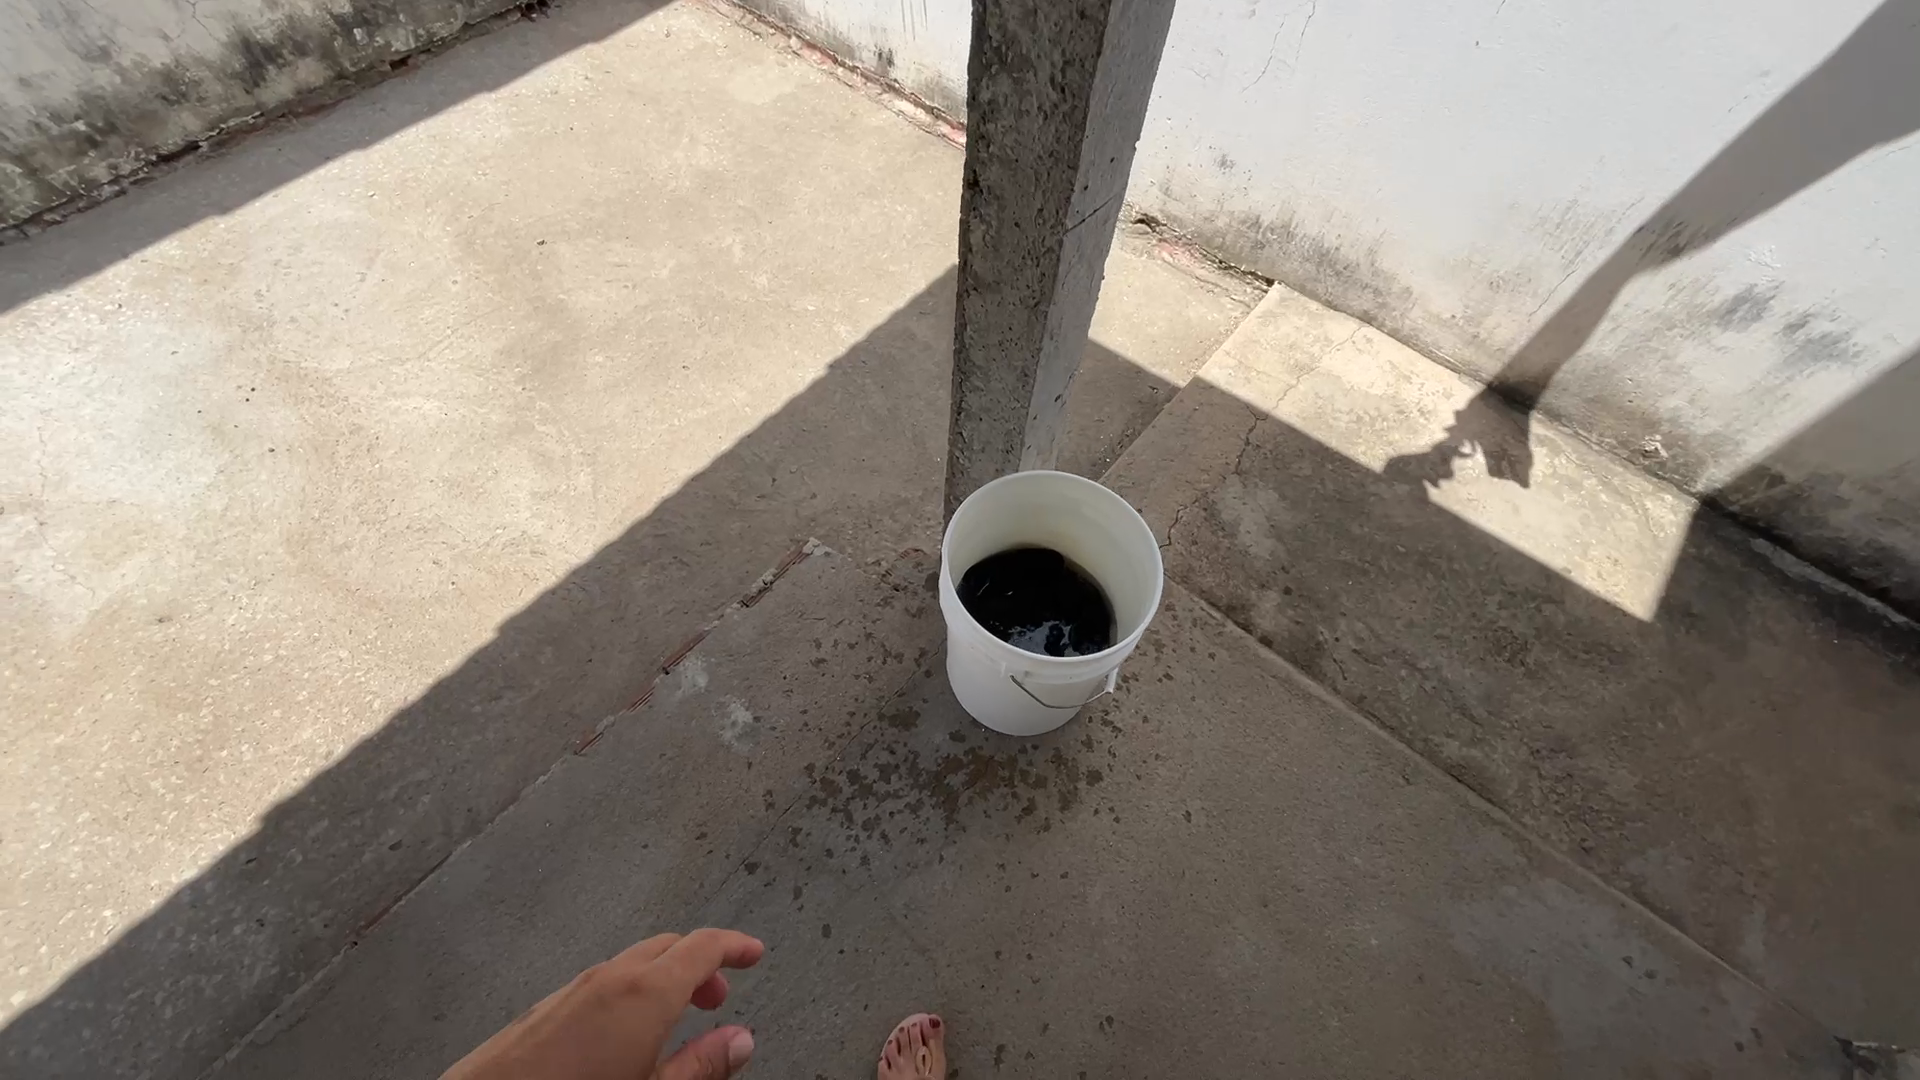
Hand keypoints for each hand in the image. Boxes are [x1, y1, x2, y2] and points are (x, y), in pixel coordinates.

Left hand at [443, 928, 765, 1079]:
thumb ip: (701, 1065)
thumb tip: (742, 1041)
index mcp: (644, 992)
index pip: (704, 945)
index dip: (734, 946)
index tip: (753, 953)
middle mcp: (608, 978)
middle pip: (668, 947)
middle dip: (700, 964)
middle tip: (717, 997)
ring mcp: (569, 991)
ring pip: (632, 965)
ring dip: (662, 979)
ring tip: (671, 1019)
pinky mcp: (538, 1011)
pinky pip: (598, 984)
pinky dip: (626, 993)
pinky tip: (618, 1036)